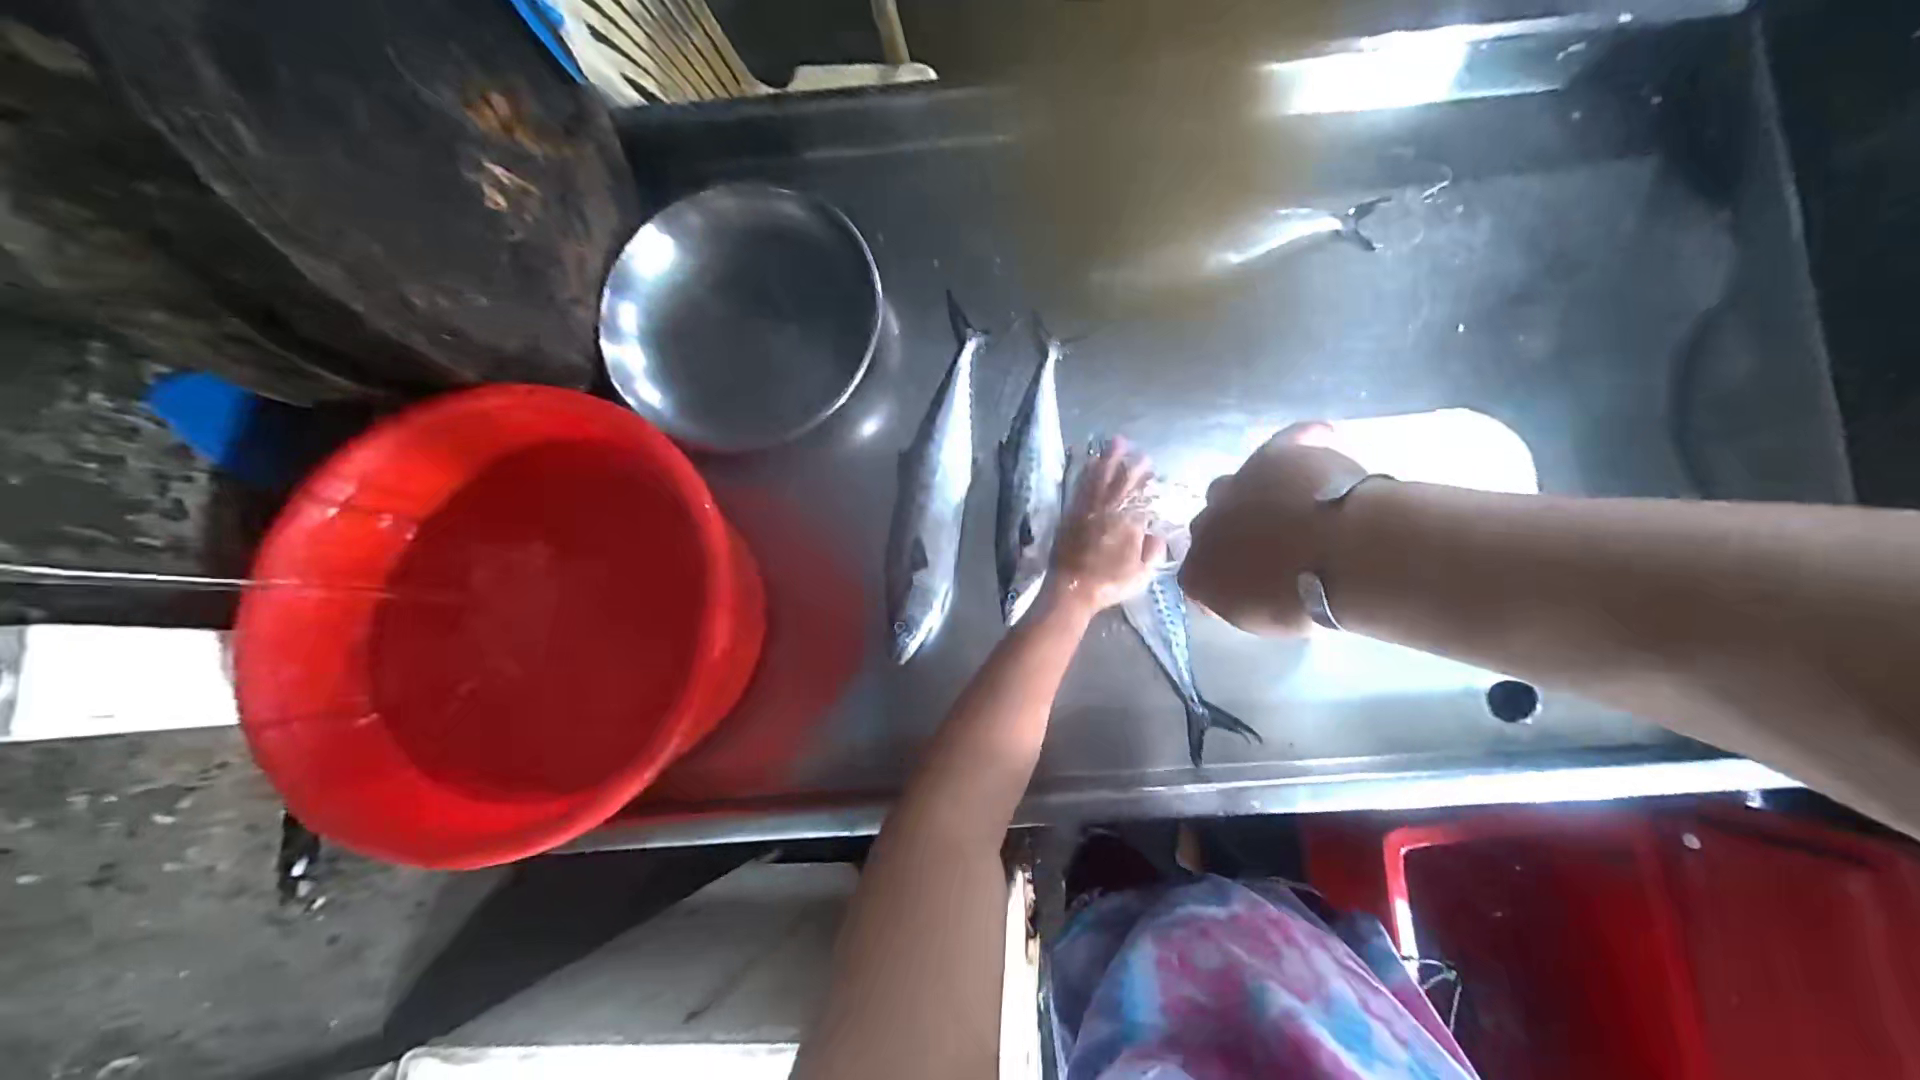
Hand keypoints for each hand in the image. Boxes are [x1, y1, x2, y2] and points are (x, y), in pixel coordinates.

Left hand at [1046, 436, 1166, 614]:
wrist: (1072, 590)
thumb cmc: (1109, 584)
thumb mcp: (1142, 574)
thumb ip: (1153, 551)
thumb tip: (1155, 533)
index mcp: (1128, 523)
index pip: (1139, 493)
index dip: (1143, 478)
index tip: (1149, 465)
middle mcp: (1107, 511)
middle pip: (1119, 480)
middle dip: (1127, 462)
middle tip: (1132, 447)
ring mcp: (1086, 511)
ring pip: (1098, 479)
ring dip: (1106, 460)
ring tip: (1113, 444)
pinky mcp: (1070, 515)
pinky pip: (1080, 487)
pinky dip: (1086, 473)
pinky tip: (1089, 465)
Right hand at [1179, 423, 1368, 634]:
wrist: (1345, 557)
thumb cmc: (1303, 600)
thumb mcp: (1257, 617)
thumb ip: (1232, 599)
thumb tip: (1227, 589)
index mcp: (1198, 566)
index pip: (1196, 566)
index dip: (1221, 570)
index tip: (1247, 579)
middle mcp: (1207, 520)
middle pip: (1212, 520)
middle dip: (1234, 528)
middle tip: (1273, 543)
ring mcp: (1238, 483)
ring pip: (1238, 481)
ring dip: (1256, 491)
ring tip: (1294, 504)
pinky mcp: (1277, 453)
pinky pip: (1289, 440)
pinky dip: (1303, 442)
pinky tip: (1320, 446)